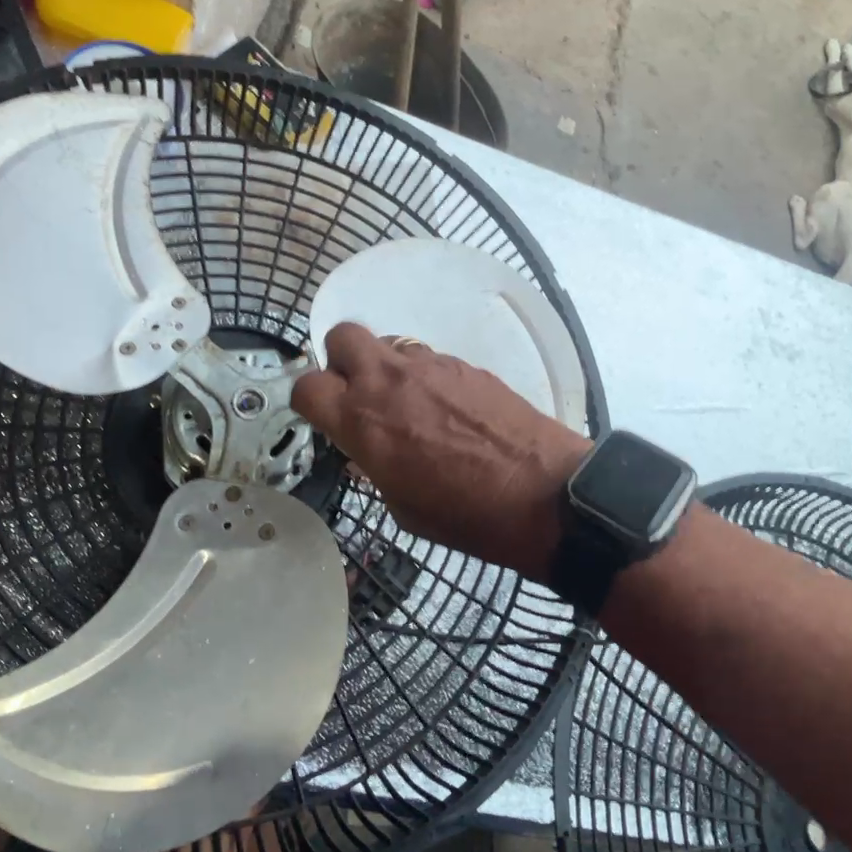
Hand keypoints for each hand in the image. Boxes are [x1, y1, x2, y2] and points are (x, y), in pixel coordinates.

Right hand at [290, 323, 590, 582]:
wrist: (545, 494)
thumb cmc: (466, 516)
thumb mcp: (401, 506)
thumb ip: (373, 466)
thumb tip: (366, 449)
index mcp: (361, 420)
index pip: (306, 386)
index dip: (308, 400)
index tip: (322, 417)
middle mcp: (388, 381)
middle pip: (342, 336)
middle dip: (341, 361)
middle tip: (358, 394)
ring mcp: (430, 365)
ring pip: (388, 343)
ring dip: (385, 368)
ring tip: (406, 404)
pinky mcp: (465, 364)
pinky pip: (427, 358)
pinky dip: (423, 377)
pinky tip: (446, 410)